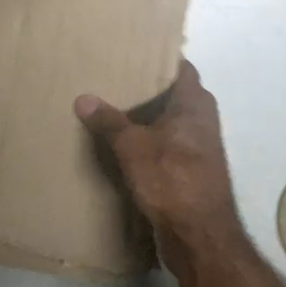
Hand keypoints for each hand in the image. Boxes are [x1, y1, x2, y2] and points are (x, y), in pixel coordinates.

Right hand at [76, 60, 238, 239]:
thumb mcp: (132, 147)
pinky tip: (124, 141)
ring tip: (113, 104)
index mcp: (195, 104)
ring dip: (148, 115)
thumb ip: (109, 121)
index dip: (160, 56)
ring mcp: (200, 147)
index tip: (134, 49)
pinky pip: (168, 142)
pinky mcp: (192, 170)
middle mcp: (202, 120)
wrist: (200, 237)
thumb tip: (83, 99)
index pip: (181, 67)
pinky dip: (150, 138)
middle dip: (149, 85)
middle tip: (115, 74)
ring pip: (171, 119)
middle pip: (174, 92)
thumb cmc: (172, 179)